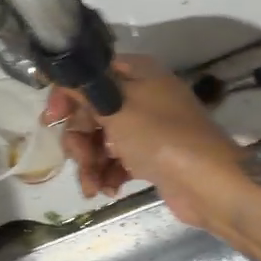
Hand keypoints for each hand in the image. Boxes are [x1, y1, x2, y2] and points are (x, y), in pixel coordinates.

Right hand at [42, 55, 247, 230]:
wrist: (208, 182)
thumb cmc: (161, 137)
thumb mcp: (116, 108)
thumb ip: (83, 90)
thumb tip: (60, 70)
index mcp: (137, 73)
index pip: (91, 74)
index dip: (67, 95)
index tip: (52, 119)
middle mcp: (143, 95)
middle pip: (93, 111)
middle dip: (80, 139)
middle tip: (80, 159)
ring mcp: (149, 128)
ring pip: (103, 139)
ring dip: (91, 163)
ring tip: (92, 186)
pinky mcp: (152, 157)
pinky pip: (119, 160)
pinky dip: (109, 174)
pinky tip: (107, 190)